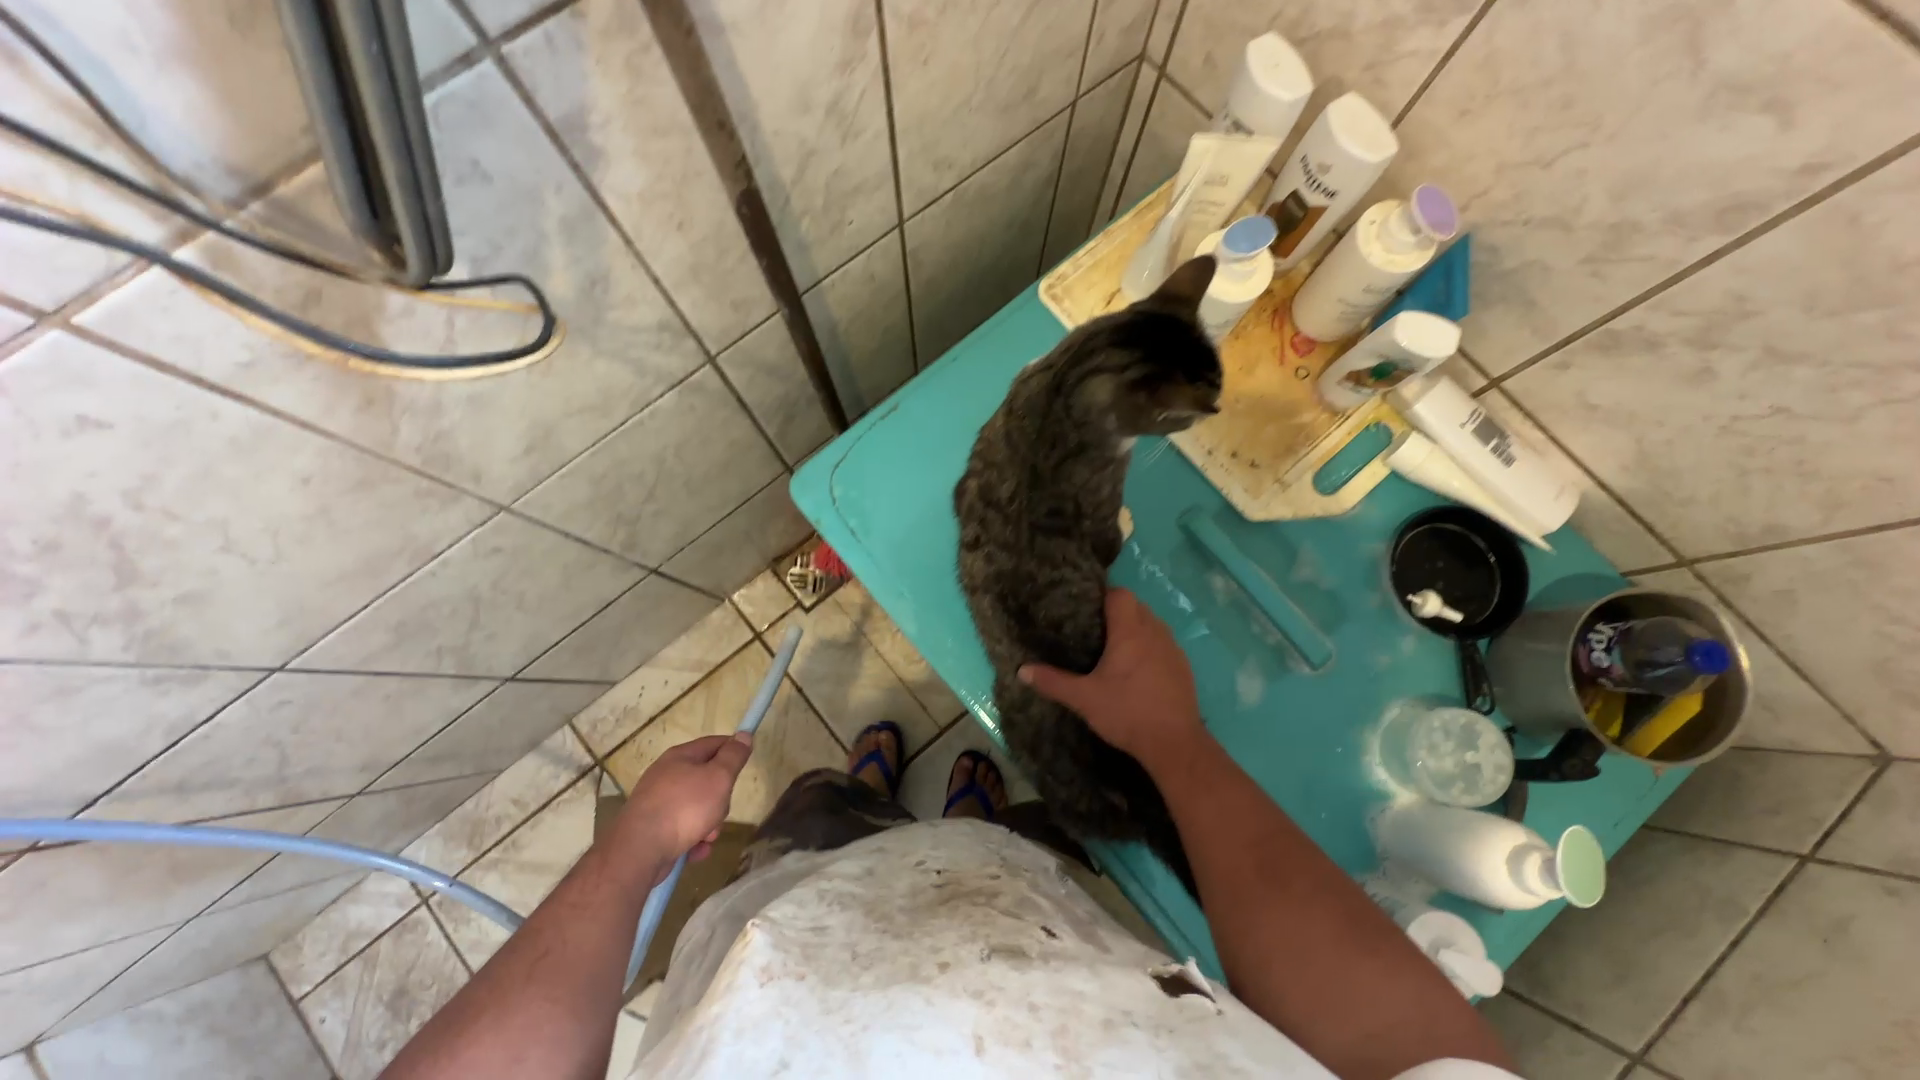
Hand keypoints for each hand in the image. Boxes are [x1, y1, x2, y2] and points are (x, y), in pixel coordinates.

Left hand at [617, 734, 751, 879]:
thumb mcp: (719, 777)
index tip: (746, 762)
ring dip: (709, 824)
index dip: (732, 750)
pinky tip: (695, 850)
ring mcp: (658, 803)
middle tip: (721, 807)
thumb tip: (744, 735)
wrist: (640, 849)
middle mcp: (667, 776)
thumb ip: (733, 756)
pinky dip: (693, 840)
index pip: (714, 744)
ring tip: (707, 836)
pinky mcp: (654, 828)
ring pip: (697, 808)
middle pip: (706, 779)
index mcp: (680, 757)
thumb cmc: (685, 807)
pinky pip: (684, 829)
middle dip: (721, 798)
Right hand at [1019, 588, 1204, 762]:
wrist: (1175, 743)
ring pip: (1152, 625)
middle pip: (1136, 606)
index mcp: (1131, 631)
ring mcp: (1173, 649)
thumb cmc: (1127, 712)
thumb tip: (1021, 670)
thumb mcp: (1084, 698)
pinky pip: (1163, 645)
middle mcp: (1155, 632)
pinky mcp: (1183, 667)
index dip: (1102, 595)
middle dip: (1115, 613)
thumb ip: (1053, 682)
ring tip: (1112, 650)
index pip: (1119, 594)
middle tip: (1092, 631)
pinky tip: (1136, 671)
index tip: (1084, 609)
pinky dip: (1149, 649)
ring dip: (1134, 630)